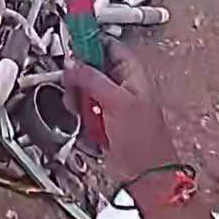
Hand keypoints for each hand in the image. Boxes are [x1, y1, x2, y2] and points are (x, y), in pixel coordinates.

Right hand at [65, 41, 181, 199]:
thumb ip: (92, 79)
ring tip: (82, 109)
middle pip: (90, 65)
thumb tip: (72, 63)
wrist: (146, 179)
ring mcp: (111, 101)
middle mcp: (121, 84)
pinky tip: (85, 122)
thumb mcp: (117, 103)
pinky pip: (83, 105)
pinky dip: (80, 112)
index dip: (89, 40)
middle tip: (75, 85)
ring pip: (84, 86)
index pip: (106, 44)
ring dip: (77, 96)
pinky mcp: (103, 118)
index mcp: (132, 72)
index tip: (71, 39)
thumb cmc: (144, 142)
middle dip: (79, 75)